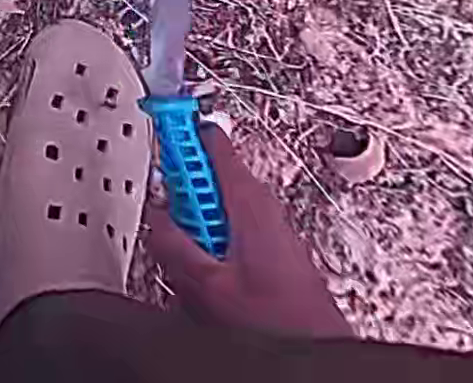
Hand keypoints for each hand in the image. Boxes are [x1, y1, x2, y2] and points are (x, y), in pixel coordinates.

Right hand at [145, 125, 351, 339]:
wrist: (320, 355)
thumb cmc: (281, 323)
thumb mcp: (205, 282)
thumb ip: (169, 238)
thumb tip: (152, 213)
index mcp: (246, 195)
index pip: (204, 134)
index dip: (174, 125)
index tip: (152, 117)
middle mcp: (258, 201)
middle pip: (201, 169)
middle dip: (178, 191)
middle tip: (173, 221)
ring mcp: (263, 221)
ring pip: (208, 199)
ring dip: (191, 220)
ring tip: (195, 258)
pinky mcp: (264, 241)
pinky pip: (221, 221)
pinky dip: (207, 237)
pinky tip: (210, 272)